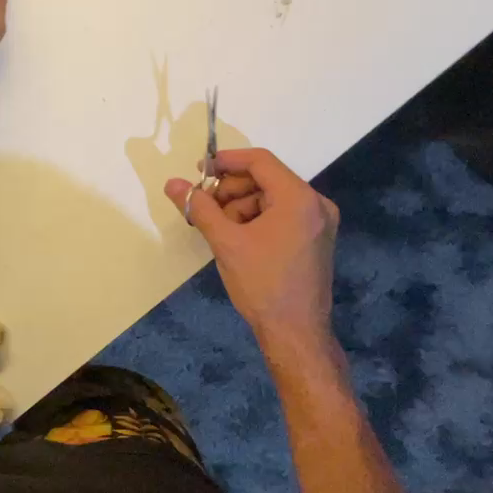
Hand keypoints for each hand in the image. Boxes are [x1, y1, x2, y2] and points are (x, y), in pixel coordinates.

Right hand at [165, 148, 339, 352]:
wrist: (295, 331)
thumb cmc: (261, 284)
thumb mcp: (225, 242)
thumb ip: (199, 207)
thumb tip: (173, 184)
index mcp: (299, 198)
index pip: (260, 161)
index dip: (226, 161)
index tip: (199, 170)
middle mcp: (316, 204)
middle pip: (266, 178)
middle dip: (231, 189)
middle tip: (204, 207)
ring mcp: (319, 222)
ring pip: (272, 197)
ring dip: (241, 206)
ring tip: (219, 229)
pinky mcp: (316, 239)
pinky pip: (282, 214)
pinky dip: (257, 218)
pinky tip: (237, 238)